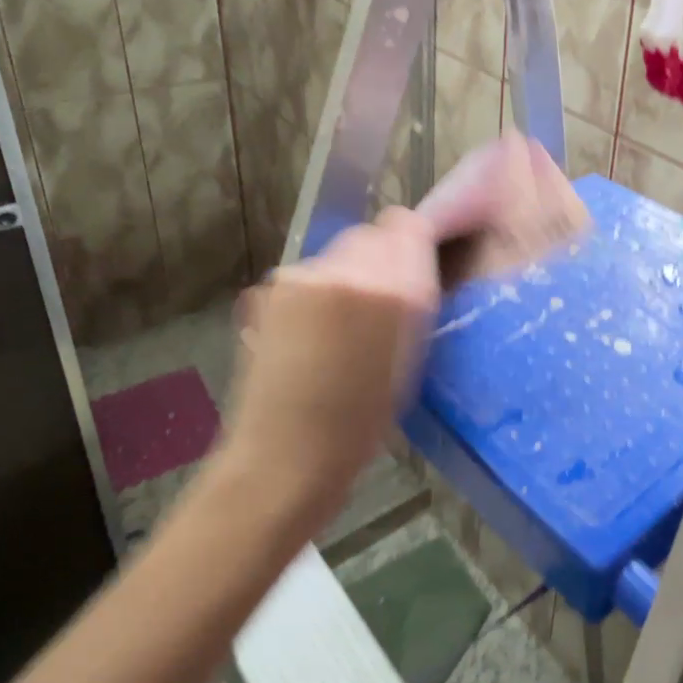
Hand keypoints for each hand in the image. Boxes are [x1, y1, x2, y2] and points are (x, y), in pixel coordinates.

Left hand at [220, 208, 440, 517]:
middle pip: (370, 236)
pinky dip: (309, 294)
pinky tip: (305, 333)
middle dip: (374, 260)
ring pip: (335, 256)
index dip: (408, 243)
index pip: (409, 226)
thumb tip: (410, 267)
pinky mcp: (271, 289)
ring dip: (339, 277)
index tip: (408, 265)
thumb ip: (411, 303)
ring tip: (334, 327)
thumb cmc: (360, 424)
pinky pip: (305, 276)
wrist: (285, 457)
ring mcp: (307, 277)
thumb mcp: (408, 361)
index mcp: (400, 292)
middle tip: (371, 306)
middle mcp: (353, 272)